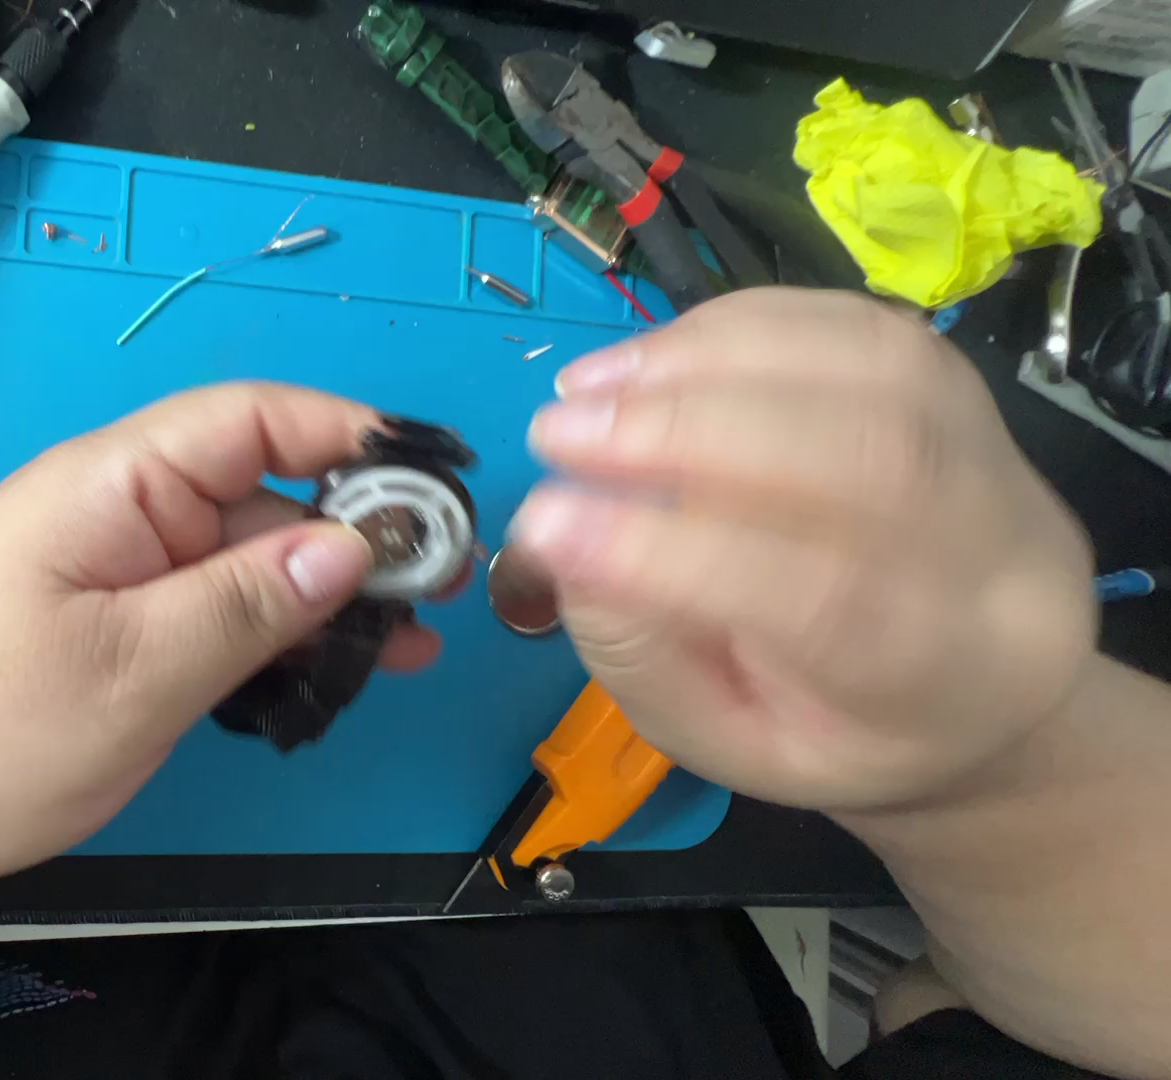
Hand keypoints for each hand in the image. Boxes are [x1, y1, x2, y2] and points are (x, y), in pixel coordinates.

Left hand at [0, 384, 441, 901]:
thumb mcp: (132, 672)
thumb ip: (245, 604)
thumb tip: (352, 547)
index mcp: (113, 486)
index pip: (246, 421)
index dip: (344, 432)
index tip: (429, 471)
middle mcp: (129, 512)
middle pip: (262, 495)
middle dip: (355, 532)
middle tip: (441, 583)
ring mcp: (134, 570)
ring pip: (253, 560)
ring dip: (329, 595)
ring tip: (412, 641)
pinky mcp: (136, 621)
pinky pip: (225, 609)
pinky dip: (283, 633)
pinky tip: (344, 665)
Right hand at [509, 288, 1094, 811]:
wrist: (962, 687)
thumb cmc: (810, 723)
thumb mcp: (707, 734)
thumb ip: (634, 651)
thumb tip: (556, 538)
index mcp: (936, 672)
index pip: (816, 598)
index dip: (664, 551)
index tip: (542, 523)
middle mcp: (992, 551)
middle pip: (861, 454)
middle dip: (678, 430)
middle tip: (554, 433)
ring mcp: (988, 452)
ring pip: (866, 362)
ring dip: (697, 359)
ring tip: (583, 387)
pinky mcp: (951, 390)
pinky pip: (850, 324)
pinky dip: (727, 327)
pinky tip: (641, 362)